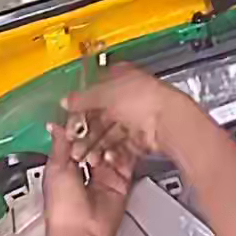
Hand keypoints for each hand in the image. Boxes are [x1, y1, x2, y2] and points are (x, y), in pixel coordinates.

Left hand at [43, 118, 133, 235]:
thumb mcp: (56, 167)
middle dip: (100, 129)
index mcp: (65, 164)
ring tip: (116, 124)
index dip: (82, 123)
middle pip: (96, 141)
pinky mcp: (120, 182)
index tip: (88, 106)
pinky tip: (123, 142)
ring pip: (111, 148)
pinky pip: (125, 161)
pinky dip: (124, 151)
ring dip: (113, 138)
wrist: (81, 233)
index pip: (76, 137)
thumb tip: (55, 125)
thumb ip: (60, 144)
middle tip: (106, 112)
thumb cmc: (62, 207)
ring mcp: (103, 175)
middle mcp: (85, 168)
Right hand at [62, 64, 201, 166]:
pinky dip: (110, 152)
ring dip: (95, 144)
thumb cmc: (145, 100)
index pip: (94, 90)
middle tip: (73, 141)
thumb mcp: (104, 94)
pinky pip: (120, 147)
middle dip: (85, 129)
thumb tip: (67, 100)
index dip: (80, 103)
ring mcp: (135, 119)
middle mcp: (129, 97)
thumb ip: (82, 98)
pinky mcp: (141, 139)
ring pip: (109, 133)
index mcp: (121, 77)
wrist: (168, 123)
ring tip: (86, 155)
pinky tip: (103, 157)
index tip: (69, 115)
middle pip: (100, 115)